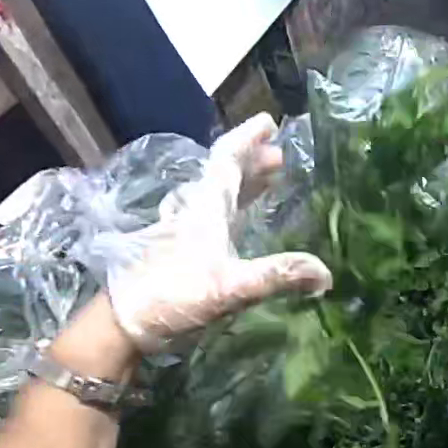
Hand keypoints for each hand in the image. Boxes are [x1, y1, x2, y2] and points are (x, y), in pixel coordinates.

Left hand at [101, 115, 332, 353]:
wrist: (121, 325)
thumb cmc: (172, 296)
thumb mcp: (231, 287)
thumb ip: (277, 276)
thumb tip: (325, 274)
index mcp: (205, 209)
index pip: (227, 160)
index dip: (248, 139)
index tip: (268, 122)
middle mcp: (193, 213)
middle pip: (224, 176)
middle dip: (252, 163)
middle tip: (280, 155)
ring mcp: (181, 232)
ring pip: (214, 197)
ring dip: (240, 185)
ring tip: (265, 181)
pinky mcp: (175, 252)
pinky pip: (207, 219)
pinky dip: (227, 211)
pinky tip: (230, 224)